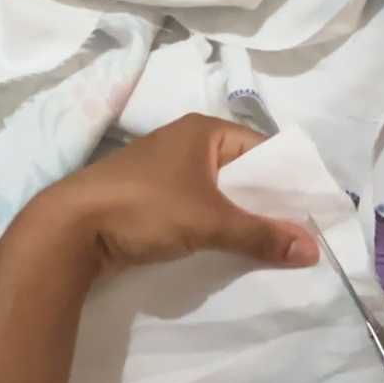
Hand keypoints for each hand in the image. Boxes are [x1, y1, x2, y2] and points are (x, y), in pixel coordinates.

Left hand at [28, 114, 319, 273]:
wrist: (71, 228)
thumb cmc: (144, 207)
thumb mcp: (209, 221)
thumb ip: (260, 234)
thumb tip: (313, 249)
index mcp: (203, 132)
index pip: (262, 150)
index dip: (289, 180)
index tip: (313, 213)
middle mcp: (185, 143)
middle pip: (241, 173)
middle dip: (265, 205)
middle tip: (296, 236)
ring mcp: (164, 171)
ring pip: (217, 194)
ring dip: (238, 219)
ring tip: (268, 248)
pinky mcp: (147, 198)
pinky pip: (194, 209)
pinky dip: (212, 227)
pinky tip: (227, 251)